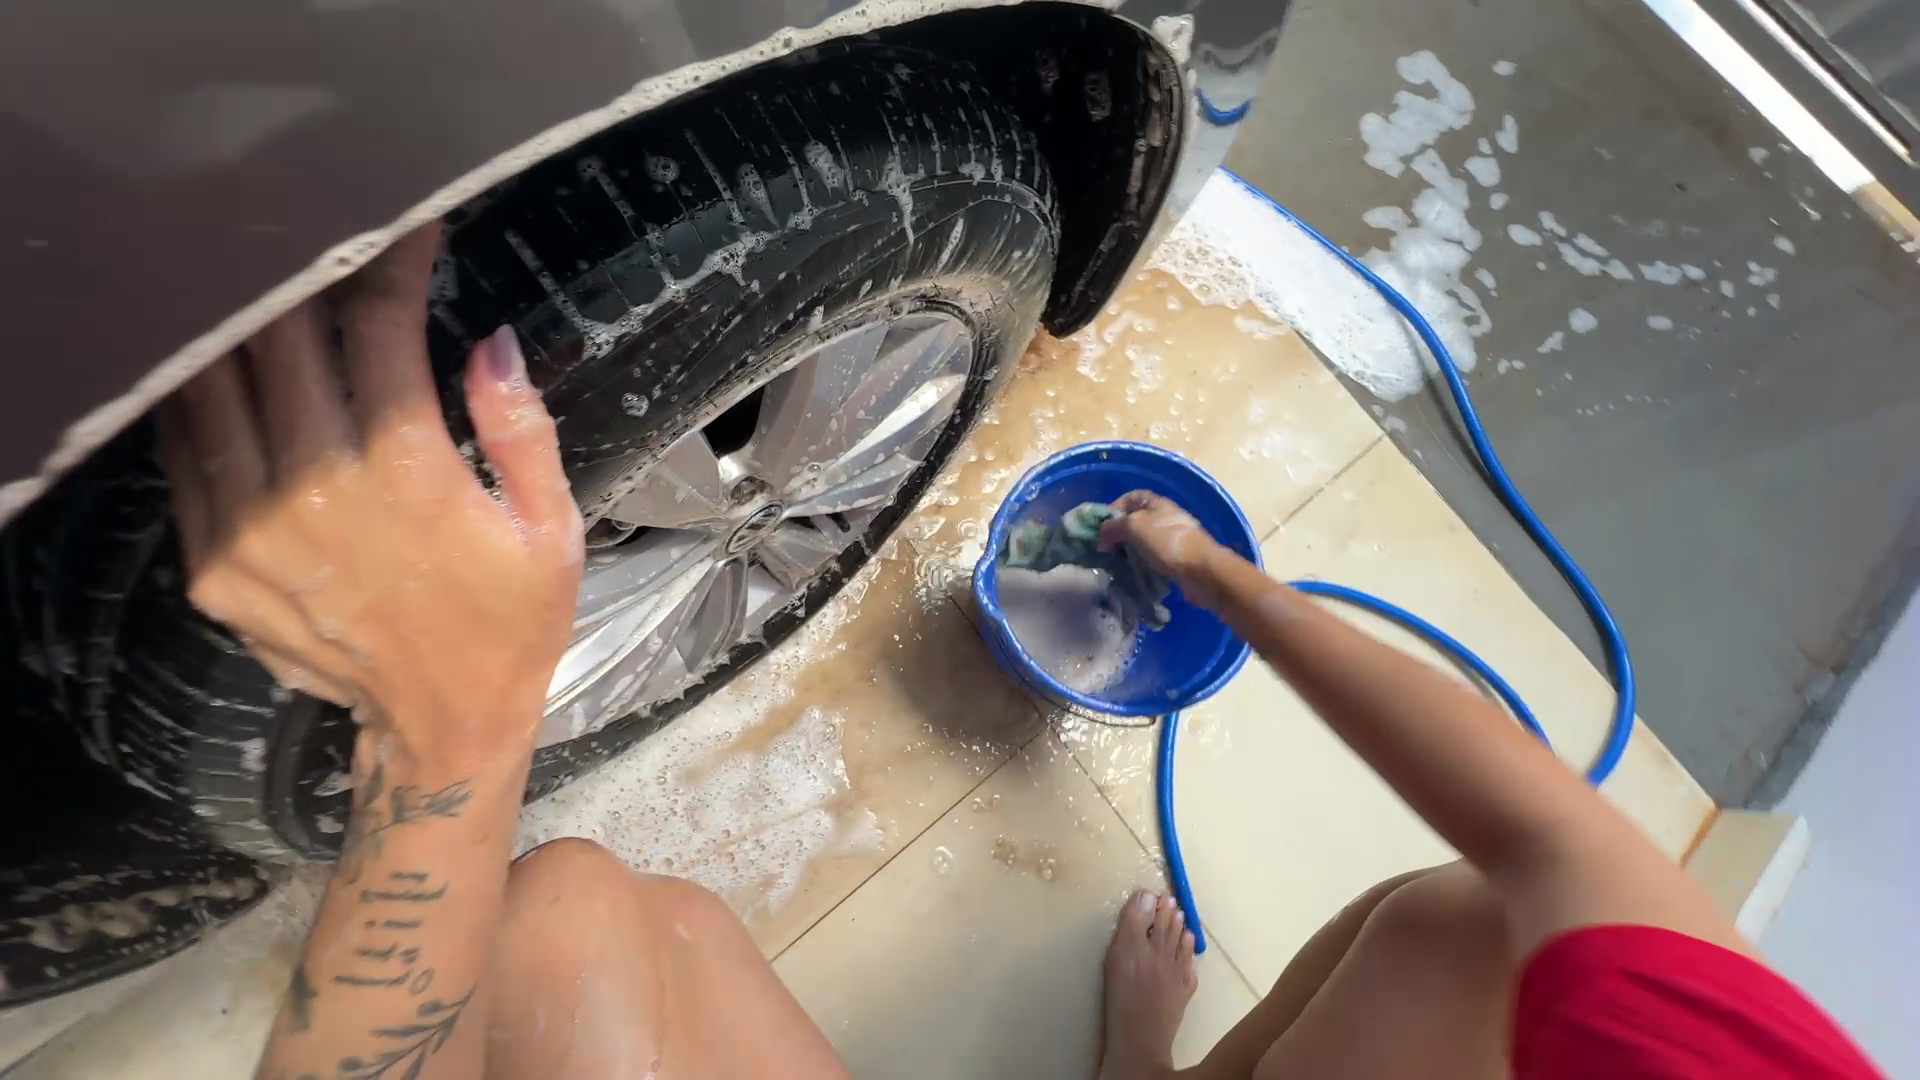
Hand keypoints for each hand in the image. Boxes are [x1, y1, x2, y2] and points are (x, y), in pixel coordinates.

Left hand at [156, 225, 582, 772]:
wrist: (446, 716)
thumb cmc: (518, 617)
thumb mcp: (553, 528)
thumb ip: (521, 434)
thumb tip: (493, 342)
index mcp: (411, 476)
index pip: (380, 334)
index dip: (394, 267)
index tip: (412, 230)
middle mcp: (315, 490)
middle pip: (281, 343)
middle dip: (306, 280)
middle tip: (326, 242)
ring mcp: (249, 528)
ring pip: (215, 388)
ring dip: (243, 329)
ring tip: (270, 291)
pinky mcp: (213, 563)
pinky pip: (188, 454)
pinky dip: (206, 401)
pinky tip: (233, 378)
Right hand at [1098, 491, 1225, 606]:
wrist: (1201, 571)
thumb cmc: (1167, 542)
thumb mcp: (1134, 526)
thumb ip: (1113, 527)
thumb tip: (1101, 538)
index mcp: (1157, 504)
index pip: (1131, 497)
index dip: (1114, 506)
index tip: (1101, 525)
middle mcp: (1165, 518)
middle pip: (1136, 520)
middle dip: (1118, 533)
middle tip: (1104, 548)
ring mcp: (1171, 539)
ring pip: (1143, 542)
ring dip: (1128, 551)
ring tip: (1115, 563)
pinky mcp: (1175, 560)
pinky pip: (1152, 559)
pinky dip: (1140, 565)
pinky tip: (1131, 574)